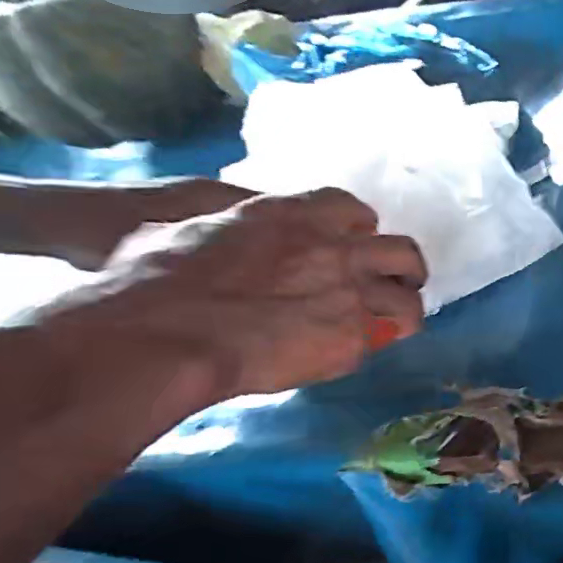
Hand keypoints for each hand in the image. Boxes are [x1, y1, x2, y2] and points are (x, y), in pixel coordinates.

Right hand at [40, 188, 426, 400]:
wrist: (163, 335)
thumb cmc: (153, 278)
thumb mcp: (186, 227)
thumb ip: (226, 226)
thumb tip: (223, 232)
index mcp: (295, 213)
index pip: (355, 211)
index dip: (358, 231)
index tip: (352, 245)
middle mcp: (336, 249)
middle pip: (402, 250)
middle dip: (403, 268)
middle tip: (394, 284)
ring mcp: (350, 295)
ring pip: (409, 300)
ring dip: (404, 310)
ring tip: (394, 324)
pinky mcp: (352, 340)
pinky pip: (383, 341)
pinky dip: (376, 345)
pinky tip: (359, 352)